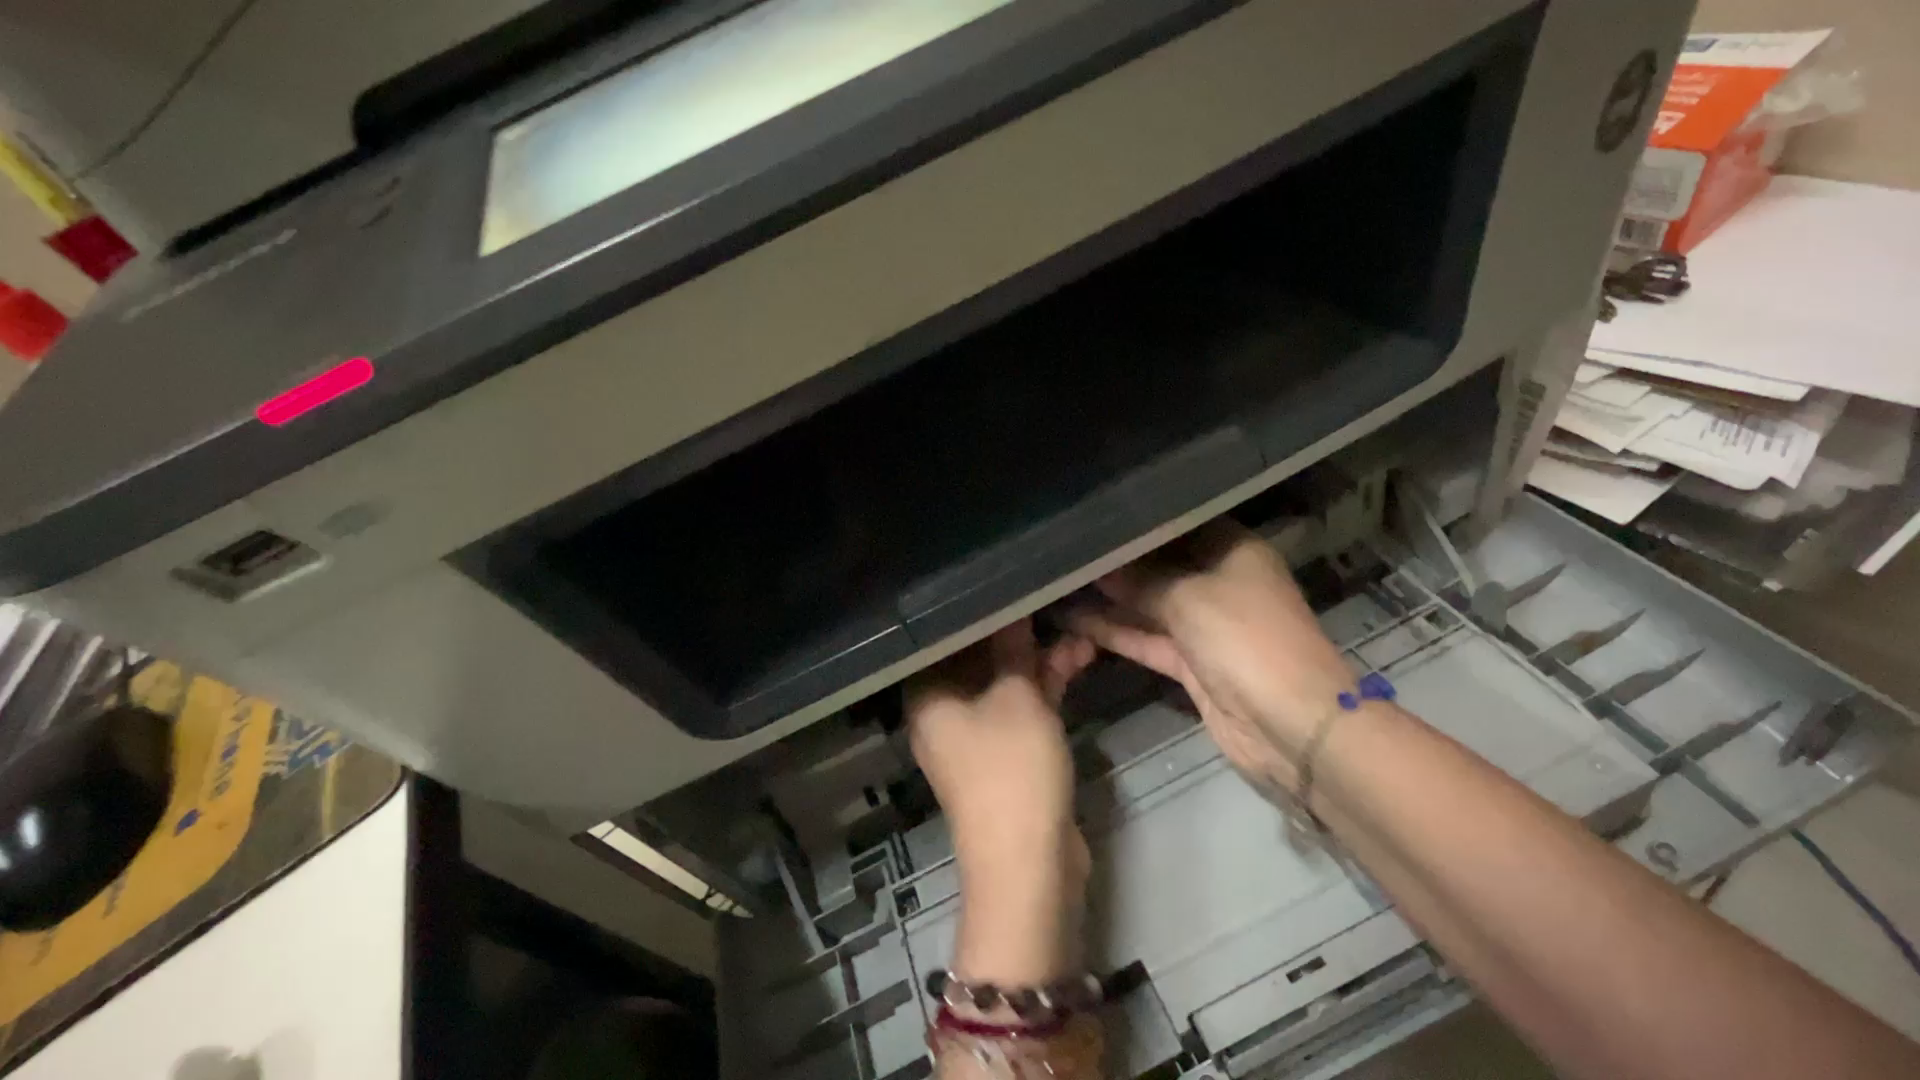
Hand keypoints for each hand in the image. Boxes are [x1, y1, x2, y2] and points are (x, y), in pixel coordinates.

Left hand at [907, 621, 1095, 985]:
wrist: (1029, 863)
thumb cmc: (1012, 769)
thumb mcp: (1018, 700)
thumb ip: (1015, 649)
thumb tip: (1012, 608)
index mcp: (928, 698)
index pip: (943, 639)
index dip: (974, 611)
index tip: (1003, 581)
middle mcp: (944, 713)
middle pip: (976, 659)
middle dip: (1016, 633)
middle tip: (1048, 599)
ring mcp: (976, 738)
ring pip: (1004, 684)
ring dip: (1038, 659)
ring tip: (1079, 625)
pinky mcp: (1006, 757)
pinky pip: (1021, 710)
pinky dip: (1045, 688)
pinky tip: (1080, 658)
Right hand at [1069, 520, 1355, 793]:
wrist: (1289, 722)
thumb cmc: (1245, 639)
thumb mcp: (1188, 597)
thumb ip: (1140, 581)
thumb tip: (1100, 567)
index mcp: (1235, 551)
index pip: (1181, 523)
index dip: (1140, 521)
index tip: (1095, 515)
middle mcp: (1222, 582)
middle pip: (1163, 564)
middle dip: (1119, 560)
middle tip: (1066, 548)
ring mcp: (1207, 625)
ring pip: (1151, 604)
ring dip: (1111, 597)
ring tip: (1058, 580)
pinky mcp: (1192, 664)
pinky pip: (1148, 639)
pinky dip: (1117, 631)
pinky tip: (1074, 619)